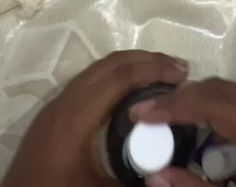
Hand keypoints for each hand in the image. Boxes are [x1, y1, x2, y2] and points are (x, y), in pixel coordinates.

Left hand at [0, 50, 188, 186]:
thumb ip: (134, 182)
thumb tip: (170, 176)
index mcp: (75, 117)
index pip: (120, 76)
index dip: (153, 69)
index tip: (182, 74)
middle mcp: (64, 102)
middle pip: (110, 64)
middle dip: (147, 60)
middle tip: (179, 69)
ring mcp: (56, 106)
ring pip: (99, 69)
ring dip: (131, 66)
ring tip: (161, 75)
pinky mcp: (53, 115)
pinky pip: (90, 81)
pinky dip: (116, 77)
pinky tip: (131, 92)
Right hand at [131, 79, 235, 186]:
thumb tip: (153, 177)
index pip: (215, 102)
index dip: (174, 105)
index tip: (139, 111)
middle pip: (225, 92)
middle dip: (186, 103)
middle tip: (149, 117)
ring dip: (206, 114)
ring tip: (174, 132)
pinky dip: (228, 127)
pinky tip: (212, 153)